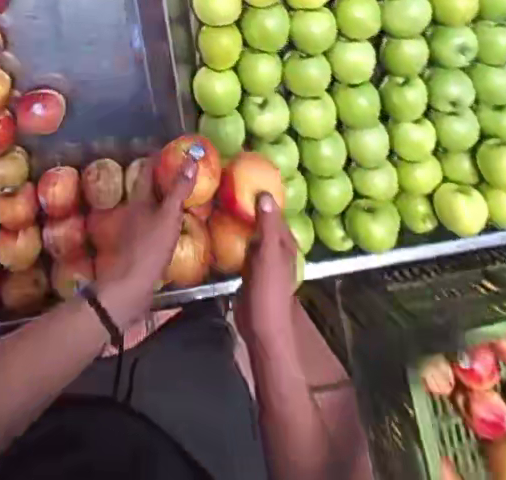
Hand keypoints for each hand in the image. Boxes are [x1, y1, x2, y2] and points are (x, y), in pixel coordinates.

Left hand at [92, 152, 195, 323]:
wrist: (130, 286)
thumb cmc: (149, 247)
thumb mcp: (168, 216)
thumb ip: (179, 189)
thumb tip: (191, 159)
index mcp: (139, 197)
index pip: (149, 167)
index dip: (161, 156)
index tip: (178, 148)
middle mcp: (135, 207)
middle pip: (150, 185)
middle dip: (165, 176)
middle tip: (186, 170)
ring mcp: (136, 226)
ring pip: (152, 203)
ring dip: (166, 196)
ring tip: (185, 194)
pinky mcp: (140, 243)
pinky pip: (155, 221)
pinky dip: (166, 215)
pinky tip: (177, 223)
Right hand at [234, 192, 298, 348]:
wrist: (261, 328)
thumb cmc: (268, 291)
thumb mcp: (269, 255)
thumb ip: (268, 226)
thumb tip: (265, 194)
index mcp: (285, 243)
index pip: (275, 210)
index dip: (264, 194)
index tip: (245, 176)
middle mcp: (276, 248)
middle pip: (262, 219)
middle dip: (249, 204)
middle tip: (227, 186)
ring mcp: (262, 259)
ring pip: (251, 232)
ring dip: (240, 219)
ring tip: (221, 202)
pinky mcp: (249, 269)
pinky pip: (241, 245)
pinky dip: (233, 235)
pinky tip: (219, 229)